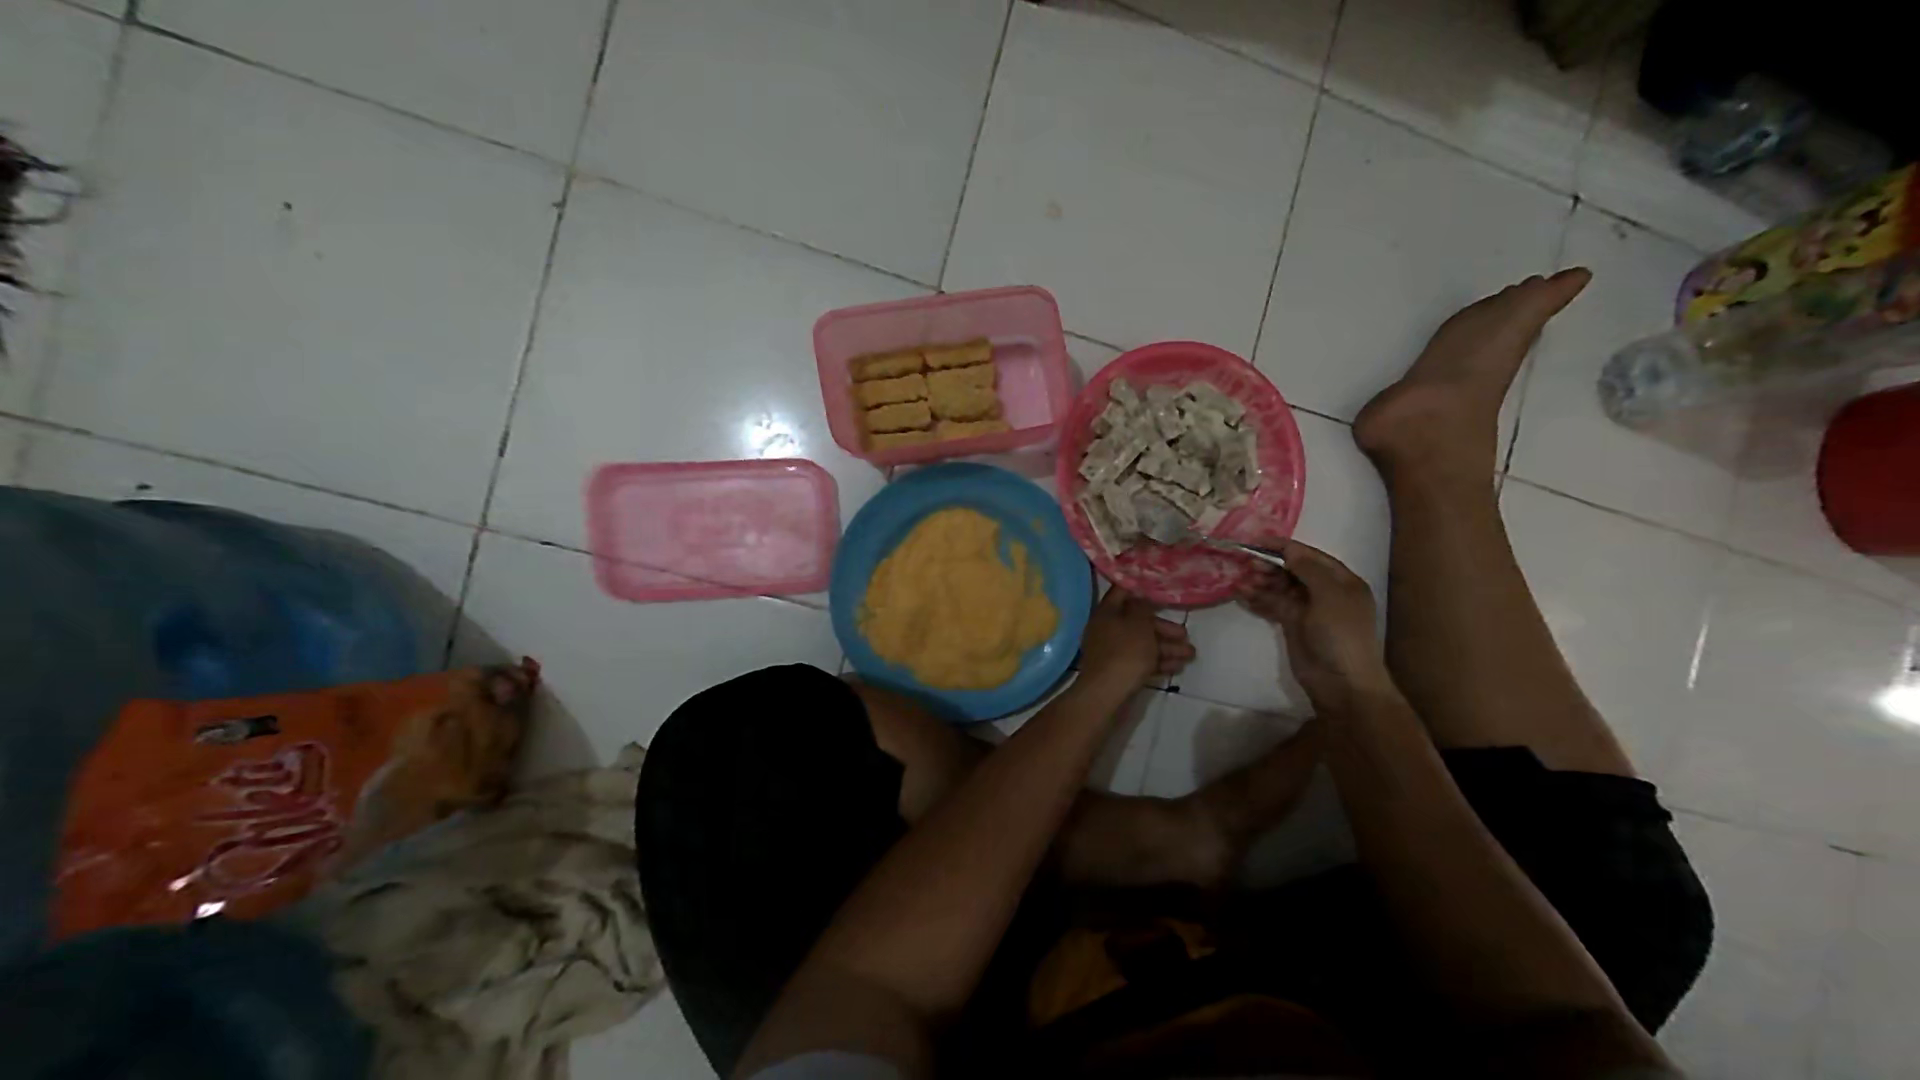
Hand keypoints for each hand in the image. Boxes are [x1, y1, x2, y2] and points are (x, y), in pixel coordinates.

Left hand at [1079, 585, 1193, 689]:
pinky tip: (1178, 666)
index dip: (1142, 589)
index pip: (1123, 592)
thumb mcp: (1138, 624)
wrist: (1107, 693)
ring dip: (1166, 647)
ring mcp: (1112, 651)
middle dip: (1164, 628)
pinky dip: (1158, 662)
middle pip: (1138, 622)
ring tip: (1190, 654)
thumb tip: (1141, 597)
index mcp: (1107, 613)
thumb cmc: (1125, 652)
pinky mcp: (1119, 670)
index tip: (1163, 588)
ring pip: (1143, 643)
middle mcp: (1107, 629)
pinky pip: (1141, 660)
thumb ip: (1142, 607)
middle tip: (1185, 634)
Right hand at [1241, 541, 1391, 709]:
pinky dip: (1259, 598)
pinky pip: (1273, 605)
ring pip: (1280, 587)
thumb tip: (1289, 550)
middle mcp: (1325, 591)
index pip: (1310, 556)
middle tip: (1247, 564)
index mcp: (1342, 581)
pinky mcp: (1293, 624)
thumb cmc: (1341, 634)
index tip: (1257, 540)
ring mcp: (1308, 609)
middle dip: (1270, 564)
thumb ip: (1308, 570)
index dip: (1285, 547)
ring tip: (1241, 579)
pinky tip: (1242, 594)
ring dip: (1261, 581)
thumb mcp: (1329, 596)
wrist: (1342, 682)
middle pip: (1293, 570)